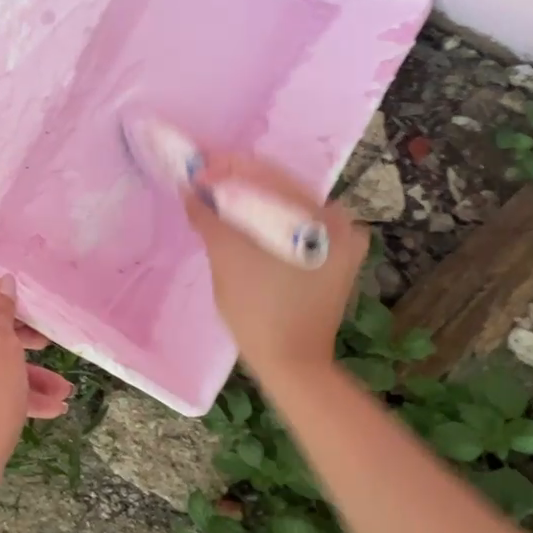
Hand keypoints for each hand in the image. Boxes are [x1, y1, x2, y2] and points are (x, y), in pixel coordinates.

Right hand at [184, 154, 367, 384]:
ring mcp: (338, 243)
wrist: (292, 365)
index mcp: (326, 217)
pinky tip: (235, 223)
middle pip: (279, 188)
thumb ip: (209, 216)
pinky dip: (261, 222)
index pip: (271, 175)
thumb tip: (190, 189)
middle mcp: (342, 223)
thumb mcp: (228, 257)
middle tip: (199, 182)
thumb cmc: (261, 310)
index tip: (194, 170)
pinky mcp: (328, 261)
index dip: (228, 168)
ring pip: (282, 208)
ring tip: (211, 200)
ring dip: (246, 201)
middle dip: (236, 183)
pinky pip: (289, 227)